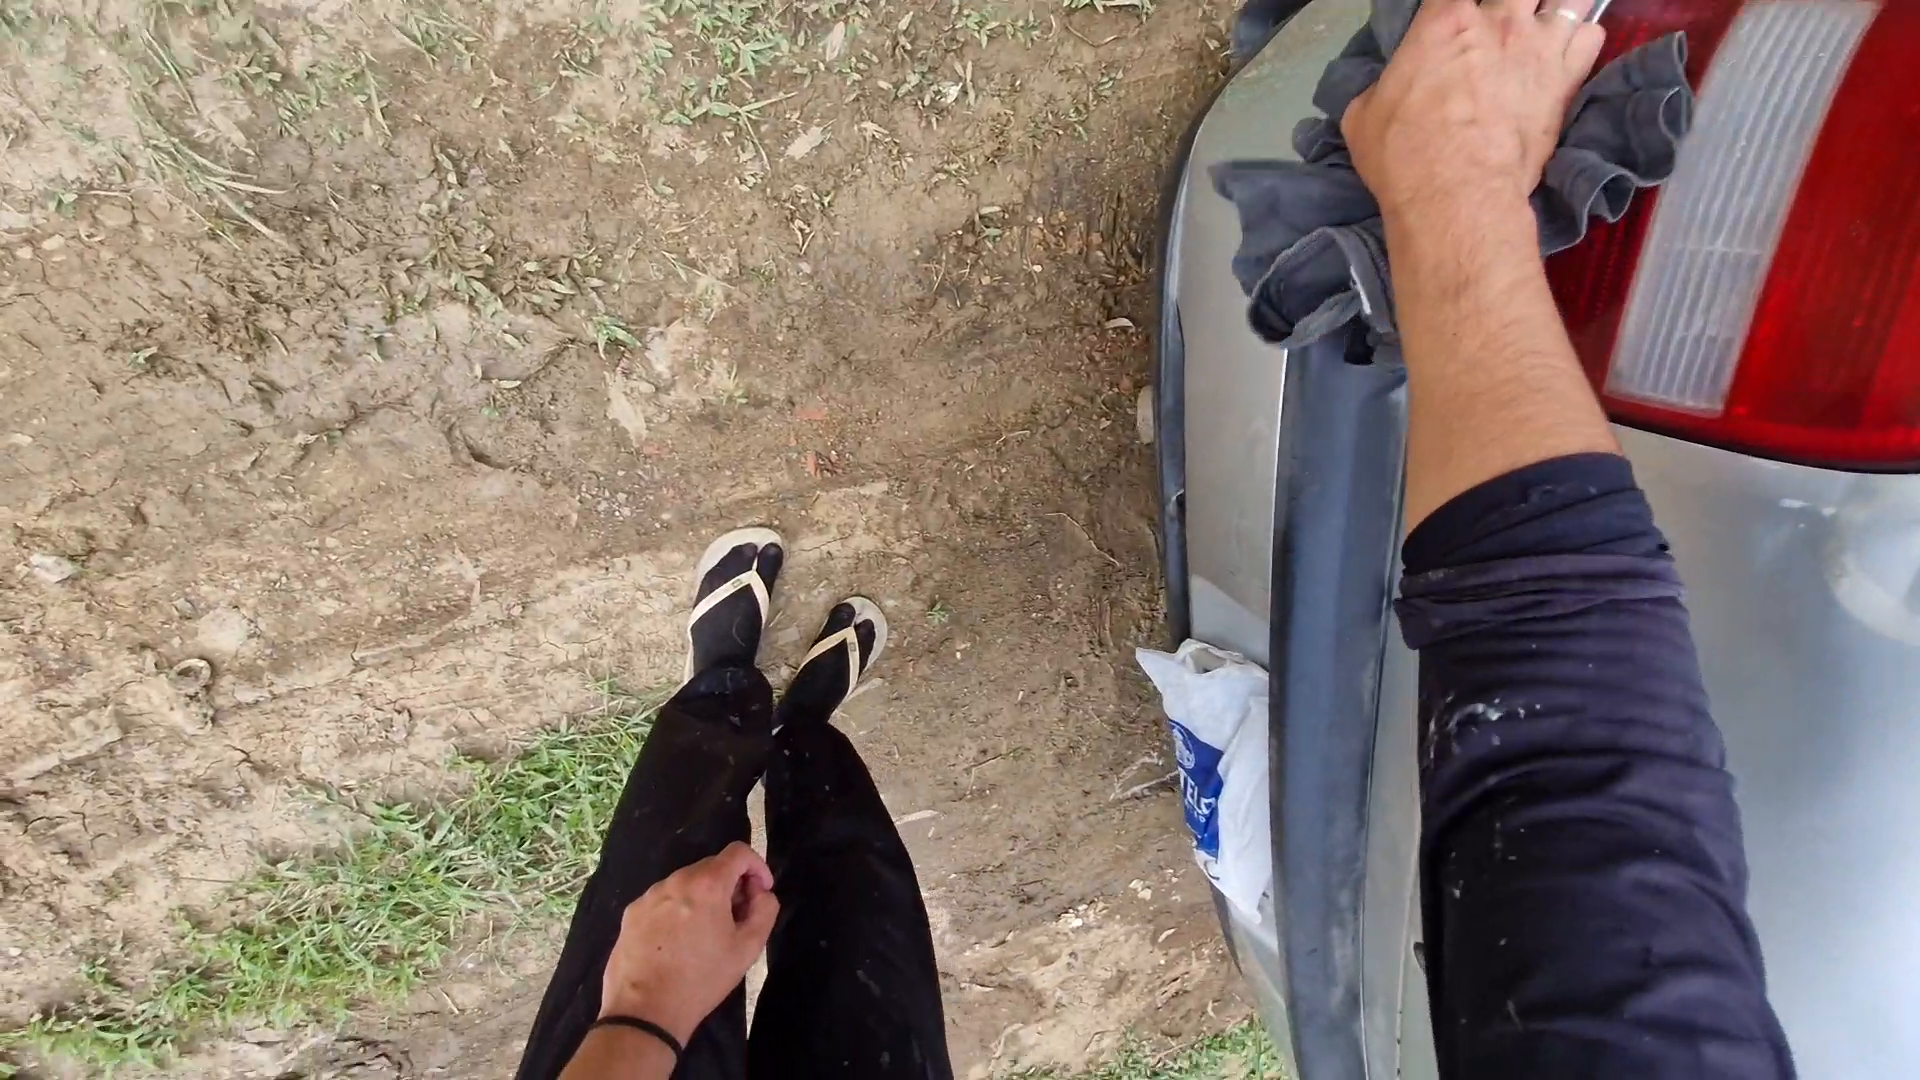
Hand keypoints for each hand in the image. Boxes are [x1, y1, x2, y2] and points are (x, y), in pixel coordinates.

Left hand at [598, 841, 779, 1044]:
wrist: (643, 1015)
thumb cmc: (701, 980)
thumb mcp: (748, 948)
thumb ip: (765, 910)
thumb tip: (761, 893)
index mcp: (707, 883)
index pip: (739, 852)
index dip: (757, 866)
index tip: (761, 892)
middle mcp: (677, 880)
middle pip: (712, 867)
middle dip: (731, 884)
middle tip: (736, 916)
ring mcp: (649, 896)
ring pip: (687, 883)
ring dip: (703, 897)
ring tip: (704, 932)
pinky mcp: (631, 914)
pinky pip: (663, 900)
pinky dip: (678, 910)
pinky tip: (676, 942)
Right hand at [1342, 0, 1604, 221]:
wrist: (1452, 192)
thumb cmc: (1399, 156)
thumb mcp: (1362, 121)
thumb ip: (1381, 89)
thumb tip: (1386, 89)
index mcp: (1443, 23)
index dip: (1446, 6)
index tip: (1443, 22)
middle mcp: (1498, 19)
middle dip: (1501, 7)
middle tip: (1491, 27)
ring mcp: (1539, 43)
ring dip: (1551, 10)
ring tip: (1535, 29)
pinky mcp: (1567, 75)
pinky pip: (1590, 34)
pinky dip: (1577, 41)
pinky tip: (1560, 57)